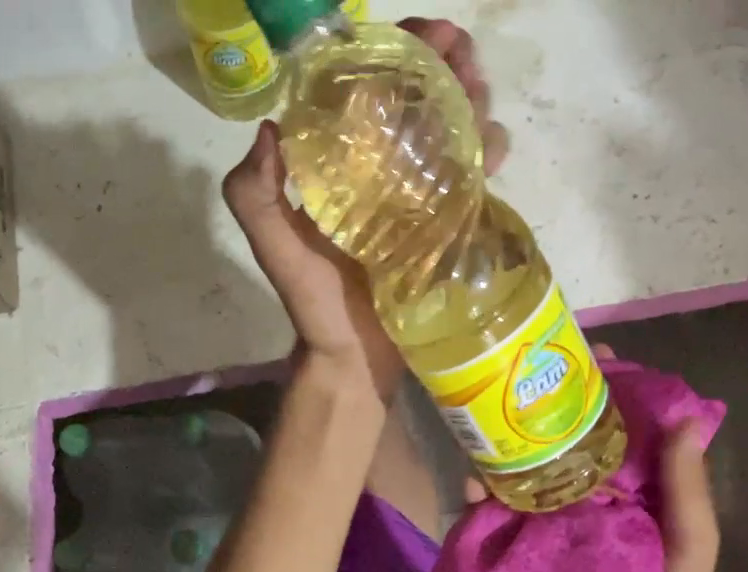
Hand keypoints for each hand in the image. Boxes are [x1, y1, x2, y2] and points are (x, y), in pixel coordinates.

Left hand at [221, 18, 508, 393]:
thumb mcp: (275, 249)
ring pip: (452, 131)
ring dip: (470, 100)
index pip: (368, 93)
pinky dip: (487, 153)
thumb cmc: (315, 306)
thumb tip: (269, 130)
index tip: (418, 36)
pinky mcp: (447, 226)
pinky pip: (473, 179)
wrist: (353, 359)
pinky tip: (492, 144)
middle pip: (419, 102)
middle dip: (442, 67)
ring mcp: (419, 198)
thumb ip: (255, 196)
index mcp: (340, 167)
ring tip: (477, 89)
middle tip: (459, 54)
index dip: (393, 56)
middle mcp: (381, 174)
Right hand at [464, 344, 718, 571]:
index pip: (614, 427)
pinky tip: (470, 495)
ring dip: (500, 460)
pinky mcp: (522, 559)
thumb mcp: (692, 547)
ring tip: (482, 450)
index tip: (581, 358)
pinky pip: (498, 524)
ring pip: (521, 479)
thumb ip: (688, 489)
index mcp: (629, 490)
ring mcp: (550, 529)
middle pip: (558, 445)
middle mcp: (586, 500)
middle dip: (534, 418)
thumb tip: (687, 416)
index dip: (599, 390)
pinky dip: (481, 506)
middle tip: (511, 395)